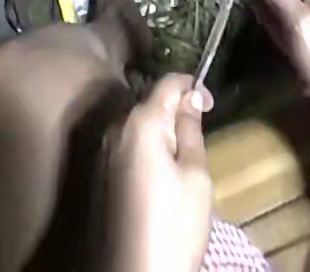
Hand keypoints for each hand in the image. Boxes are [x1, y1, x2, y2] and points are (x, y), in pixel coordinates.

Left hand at [106, 74, 213, 271]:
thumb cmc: (172, 227)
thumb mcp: (195, 176)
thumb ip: (191, 130)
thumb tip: (191, 96)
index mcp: (141, 122)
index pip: (168, 82)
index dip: (193, 85)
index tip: (211, 104)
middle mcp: (116, 128)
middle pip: (150, 102)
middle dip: (175, 111)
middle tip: (198, 138)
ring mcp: (103, 152)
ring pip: (138, 125)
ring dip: (159, 131)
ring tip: (181, 160)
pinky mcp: (98, 175)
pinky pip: (127, 147)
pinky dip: (145, 150)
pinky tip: (159, 178)